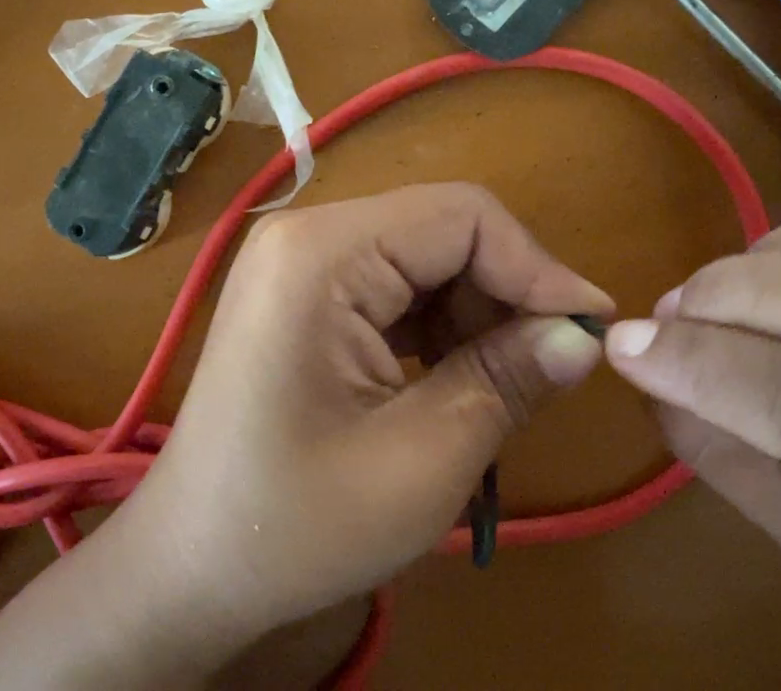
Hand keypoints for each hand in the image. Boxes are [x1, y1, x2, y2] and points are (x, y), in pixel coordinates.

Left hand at [0, 183, 612, 689]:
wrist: (191, 566)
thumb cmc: (296, 522)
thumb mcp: (422, 458)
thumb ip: (507, 379)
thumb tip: (583, 335)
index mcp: (322, 252)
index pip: (462, 215)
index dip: (536, 267)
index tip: (590, 331)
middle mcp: (306, 234)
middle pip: (442, 230)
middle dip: (505, 293)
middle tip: (548, 369)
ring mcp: (297, 263)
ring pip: (424, 258)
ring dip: (475, 314)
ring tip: (501, 384)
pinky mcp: (301, 296)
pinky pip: (392, 287)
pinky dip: (437, 326)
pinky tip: (452, 379)